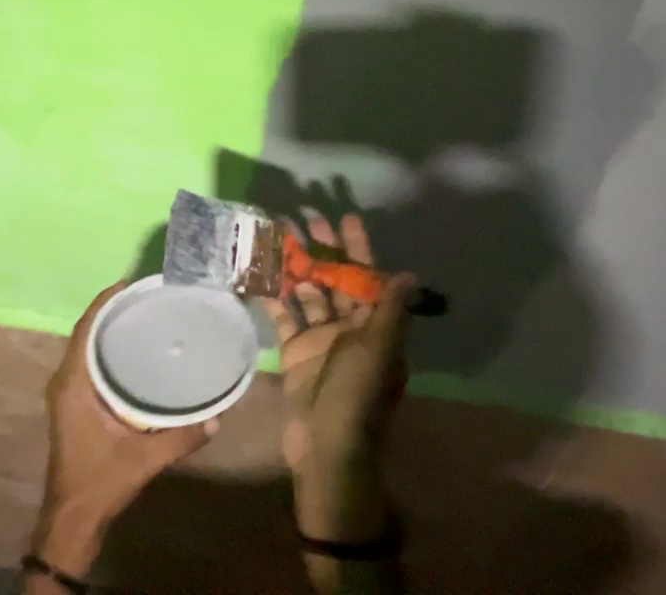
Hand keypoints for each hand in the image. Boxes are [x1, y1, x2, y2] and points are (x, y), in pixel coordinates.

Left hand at [30, 281, 218, 576]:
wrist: (72, 519)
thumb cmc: (99, 482)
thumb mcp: (143, 459)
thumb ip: (180, 438)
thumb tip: (216, 418)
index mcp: (73, 383)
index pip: (85, 328)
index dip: (105, 302)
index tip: (131, 284)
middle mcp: (66, 381)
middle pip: (87, 333)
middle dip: (113, 312)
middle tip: (148, 298)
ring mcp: (68, 393)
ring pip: (87, 349)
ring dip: (110, 331)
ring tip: (146, 316)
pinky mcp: (75, 404)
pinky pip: (90, 365)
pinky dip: (109, 352)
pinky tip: (137, 354)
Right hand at [265, 210, 415, 542]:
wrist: (326, 448)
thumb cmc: (357, 396)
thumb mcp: (379, 351)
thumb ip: (389, 311)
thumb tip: (406, 273)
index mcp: (375, 327)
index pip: (368, 278)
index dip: (358, 248)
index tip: (346, 218)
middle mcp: (350, 328)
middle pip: (336, 280)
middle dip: (323, 249)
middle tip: (304, 216)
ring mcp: (320, 340)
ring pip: (308, 293)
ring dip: (296, 266)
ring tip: (278, 235)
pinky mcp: (295, 351)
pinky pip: (284, 316)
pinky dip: (273, 296)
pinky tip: (259, 272)